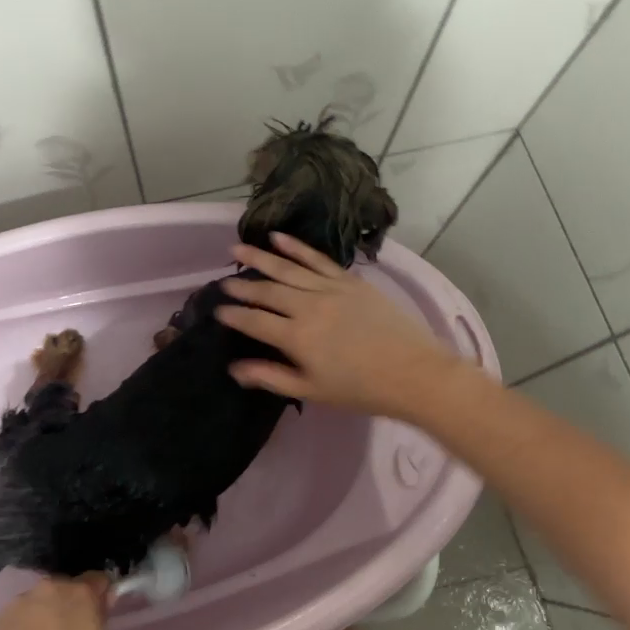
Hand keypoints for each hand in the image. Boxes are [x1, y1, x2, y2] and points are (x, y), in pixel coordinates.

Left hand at [0, 574, 110, 629]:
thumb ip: (99, 620)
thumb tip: (100, 603)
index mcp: (80, 593)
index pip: (97, 579)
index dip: (99, 595)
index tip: (98, 613)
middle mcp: (51, 587)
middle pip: (65, 588)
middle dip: (68, 605)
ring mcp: (22, 600)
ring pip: (39, 601)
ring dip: (44, 614)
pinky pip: (18, 616)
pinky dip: (22, 627)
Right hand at [214, 233, 471, 420]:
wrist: (412, 372)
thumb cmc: (360, 389)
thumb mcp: (312, 390)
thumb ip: (271, 377)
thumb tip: (234, 368)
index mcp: (296, 337)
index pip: (254, 320)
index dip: (233, 315)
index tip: (216, 310)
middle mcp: (307, 306)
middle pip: (266, 291)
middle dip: (241, 286)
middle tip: (222, 282)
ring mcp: (329, 289)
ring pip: (287, 268)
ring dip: (259, 258)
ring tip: (237, 249)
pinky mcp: (349, 280)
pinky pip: (317, 259)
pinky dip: (296, 247)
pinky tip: (277, 238)